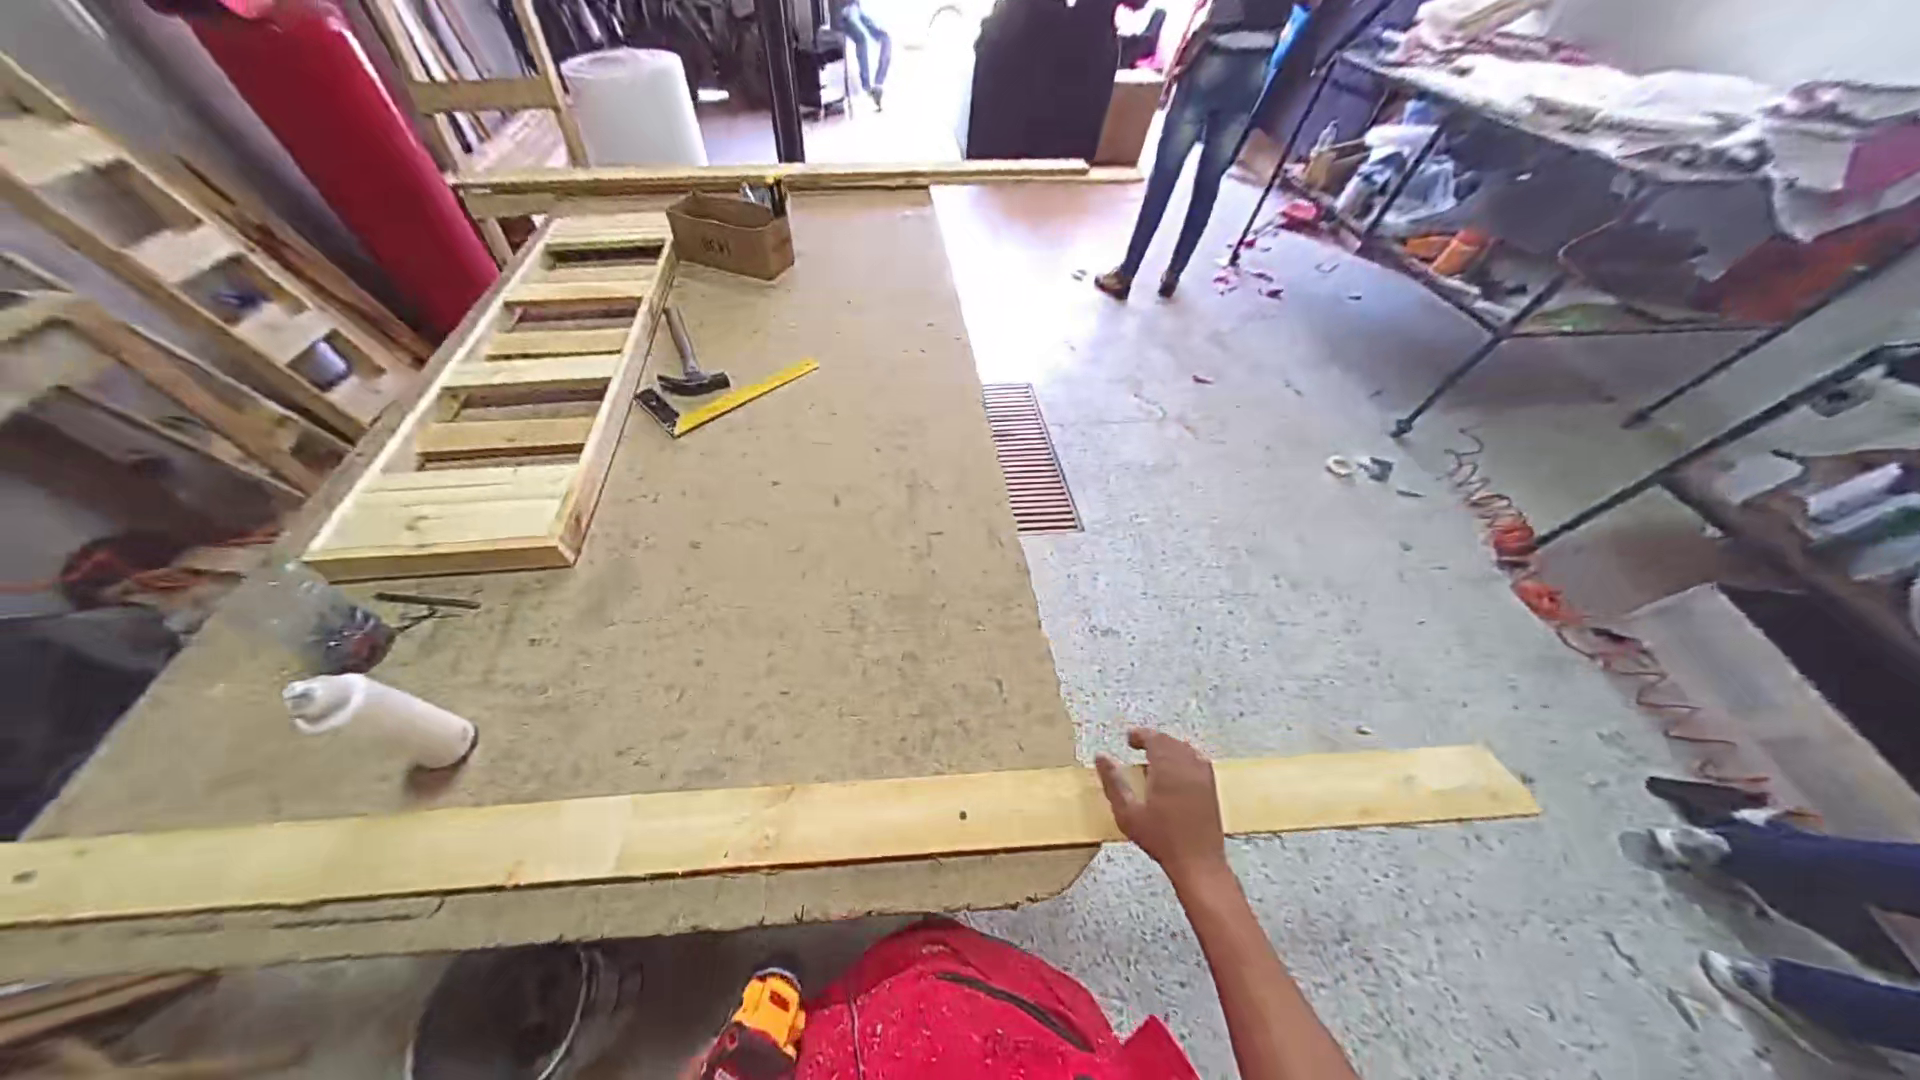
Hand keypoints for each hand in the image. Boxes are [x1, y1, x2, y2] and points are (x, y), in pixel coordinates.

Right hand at [1096, 727, 1227, 883]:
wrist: (1198, 863)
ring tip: (1154, 757)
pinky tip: (1176, 770)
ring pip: (1185, 749)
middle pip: (1170, 741)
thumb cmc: (1161, 839)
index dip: (1140, 735)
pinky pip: (1198, 760)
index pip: (1155, 739)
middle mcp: (1188, 767)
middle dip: (1153, 739)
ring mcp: (1203, 777)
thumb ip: (1113, 782)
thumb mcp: (1127, 812)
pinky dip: (1184, 757)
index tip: (1129, 739)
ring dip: (1169, 747)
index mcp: (1168, 768)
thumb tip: (1101, 758)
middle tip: (1138, 745)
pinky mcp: (1212, 788)